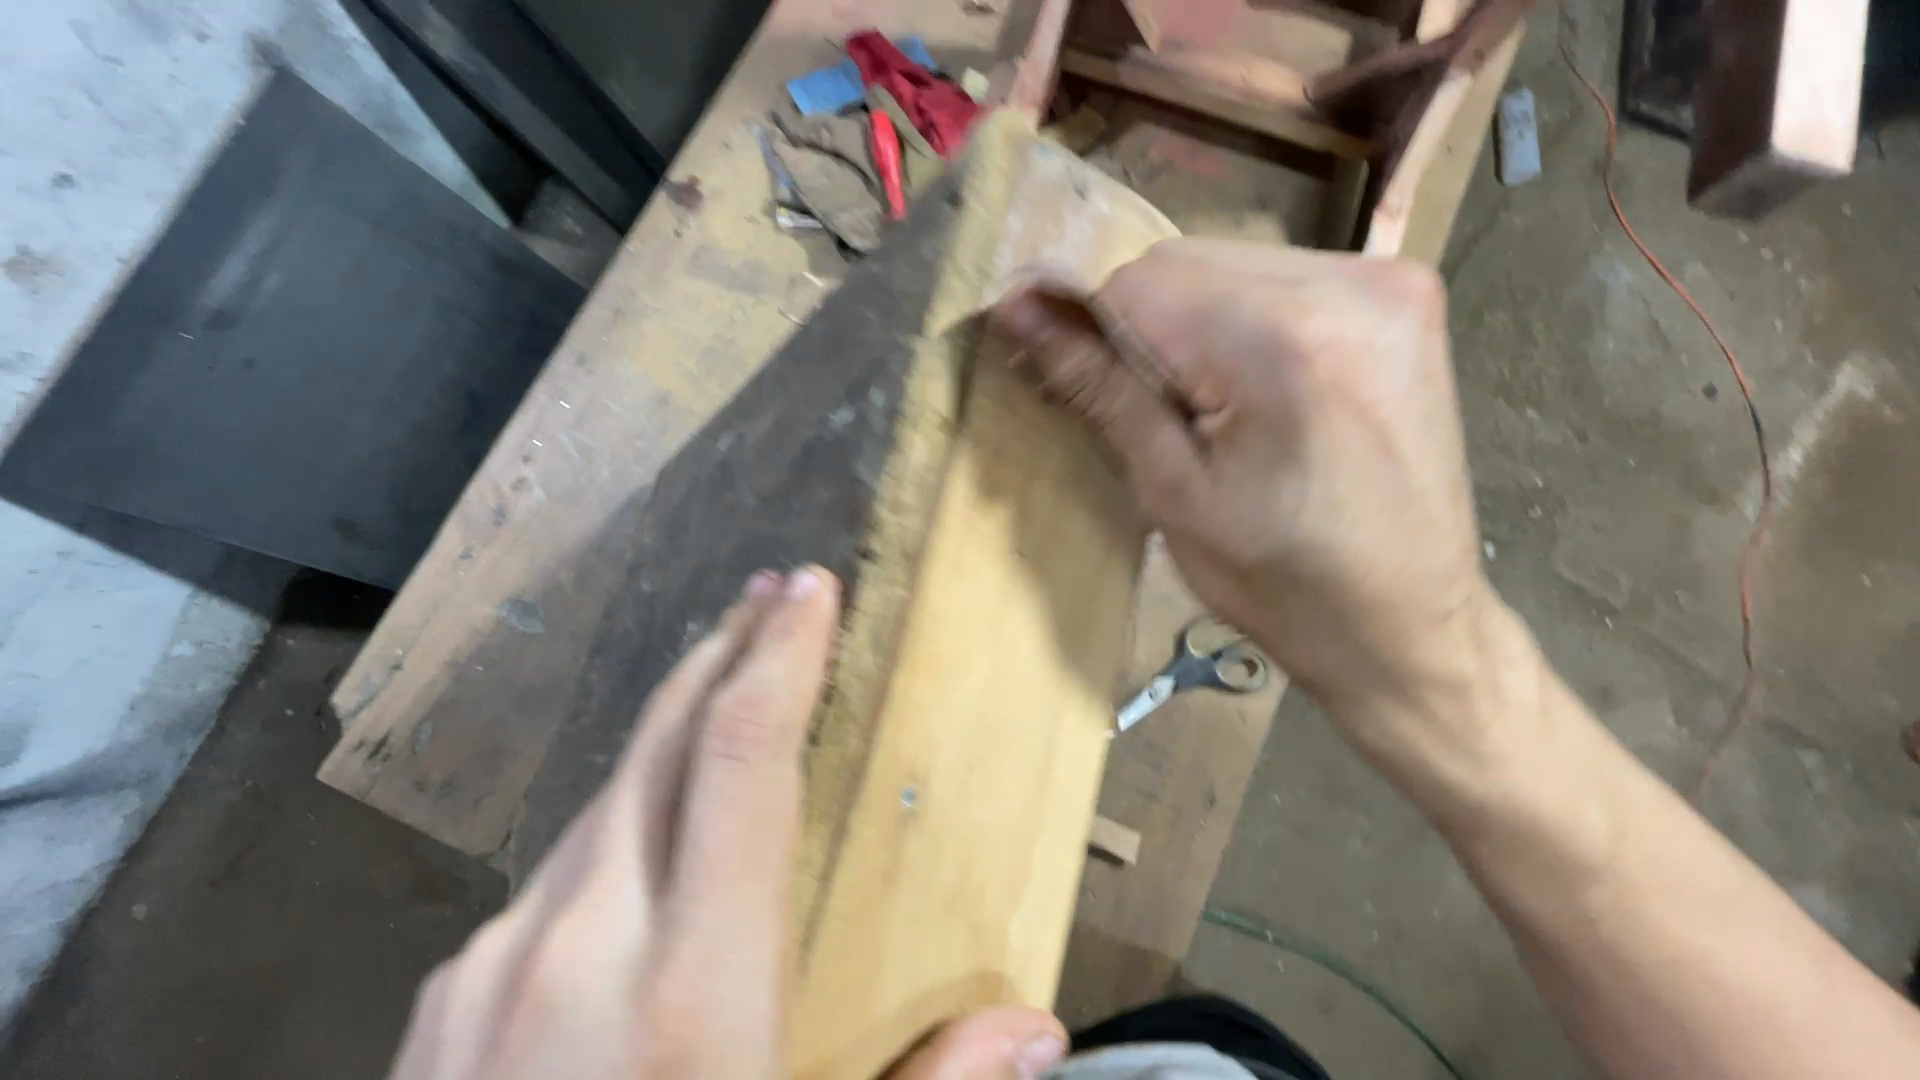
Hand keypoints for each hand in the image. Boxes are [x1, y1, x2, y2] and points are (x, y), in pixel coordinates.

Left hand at [388, 567, 1065, 1079]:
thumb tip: (1036, 1026)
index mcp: (691, 986)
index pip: (743, 759)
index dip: (782, 659)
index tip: (810, 589)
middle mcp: (582, 941)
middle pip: (664, 744)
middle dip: (726, 654)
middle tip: (775, 596)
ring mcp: (496, 962)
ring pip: (607, 800)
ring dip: (671, 733)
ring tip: (723, 691)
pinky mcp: (446, 995)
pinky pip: (557, 875)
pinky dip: (618, 827)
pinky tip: (641, 847)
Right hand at [994, 240, 1492, 745]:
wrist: (1407, 624)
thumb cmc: (1282, 584)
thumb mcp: (1173, 494)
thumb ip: (1101, 389)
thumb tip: (1018, 313)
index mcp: (1284, 341)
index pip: (1137, 284)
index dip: (1084, 325)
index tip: (1063, 375)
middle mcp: (1349, 283)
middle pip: (1182, 262)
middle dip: (1140, 327)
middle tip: (1145, 410)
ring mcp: (1388, 280)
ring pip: (1227, 264)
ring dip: (1189, 323)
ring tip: (1203, 406)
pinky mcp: (1404, 295)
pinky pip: (1280, 277)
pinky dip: (1240, 320)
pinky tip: (1251, 385)